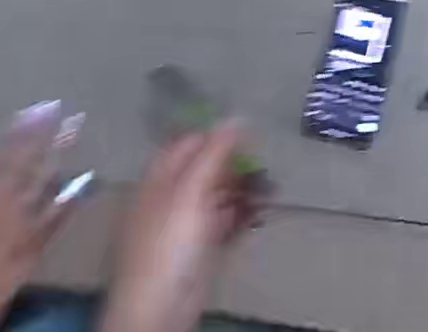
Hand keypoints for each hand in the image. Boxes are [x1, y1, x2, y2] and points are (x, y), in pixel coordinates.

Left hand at [0, 101, 84, 331]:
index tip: (74, 116)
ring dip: (8, 138)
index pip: (45, 160)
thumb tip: (87, 177)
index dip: (60, 137)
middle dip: (34, 128)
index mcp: (19, 199)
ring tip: (20, 117)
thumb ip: (62, 209)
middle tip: (47, 105)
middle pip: (18, 153)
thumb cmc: (6, 274)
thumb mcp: (38, 243)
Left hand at [99, 122, 257, 331]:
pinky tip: (260, 213)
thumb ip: (215, 151)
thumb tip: (238, 116)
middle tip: (265, 165)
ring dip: (244, 190)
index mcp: (161, 176)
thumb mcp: (192, 190)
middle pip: (207, 168)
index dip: (219, 136)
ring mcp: (185, 224)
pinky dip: (242, 214)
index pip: (192, 142)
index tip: (250, 135)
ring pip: (218, 195)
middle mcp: (172, 195)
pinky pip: (223, 222)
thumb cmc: (169, 243)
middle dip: (237, 165)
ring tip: (271, 190)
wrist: (157, 314)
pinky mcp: (199, 249)